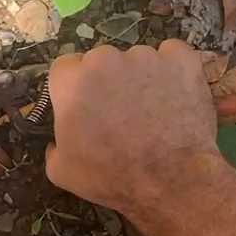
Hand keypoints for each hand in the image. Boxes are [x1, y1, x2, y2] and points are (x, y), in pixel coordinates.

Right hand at [46, 41, 231, 220]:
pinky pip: (172, 55)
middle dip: (107, 81)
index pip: (65, 68)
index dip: (74, 87)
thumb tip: (58, 141)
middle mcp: (105, 59)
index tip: (85, 106)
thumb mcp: (62, 171)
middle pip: (101, 61)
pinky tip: (175, 96)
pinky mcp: (181, 58)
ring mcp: (145, 56)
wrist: (171, 180)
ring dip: (139, 78)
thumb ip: (54, 147)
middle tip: (119, 113)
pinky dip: (173, 71)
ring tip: (152, 111)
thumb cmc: (111, 177)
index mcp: (72, 82)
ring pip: (137, 60)